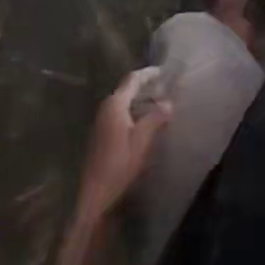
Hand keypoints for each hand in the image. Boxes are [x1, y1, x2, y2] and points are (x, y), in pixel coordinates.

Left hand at [75, 67, 172, 218]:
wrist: (95, 193)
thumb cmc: (119, 165)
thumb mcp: (141, 141)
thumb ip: (155, 119)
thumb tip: (169, 102)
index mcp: (115, 104)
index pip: (132, 80)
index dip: (148, 74)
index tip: (163, 71)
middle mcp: (106, 107)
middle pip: (127, 89)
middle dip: (145, 86)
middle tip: (165, 87)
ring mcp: (102, 120)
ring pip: (124, 101)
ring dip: (140, 99)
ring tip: (159, 102)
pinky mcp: (102, 132)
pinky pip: (121, 112)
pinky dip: (134, 110)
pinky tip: (145, 120)